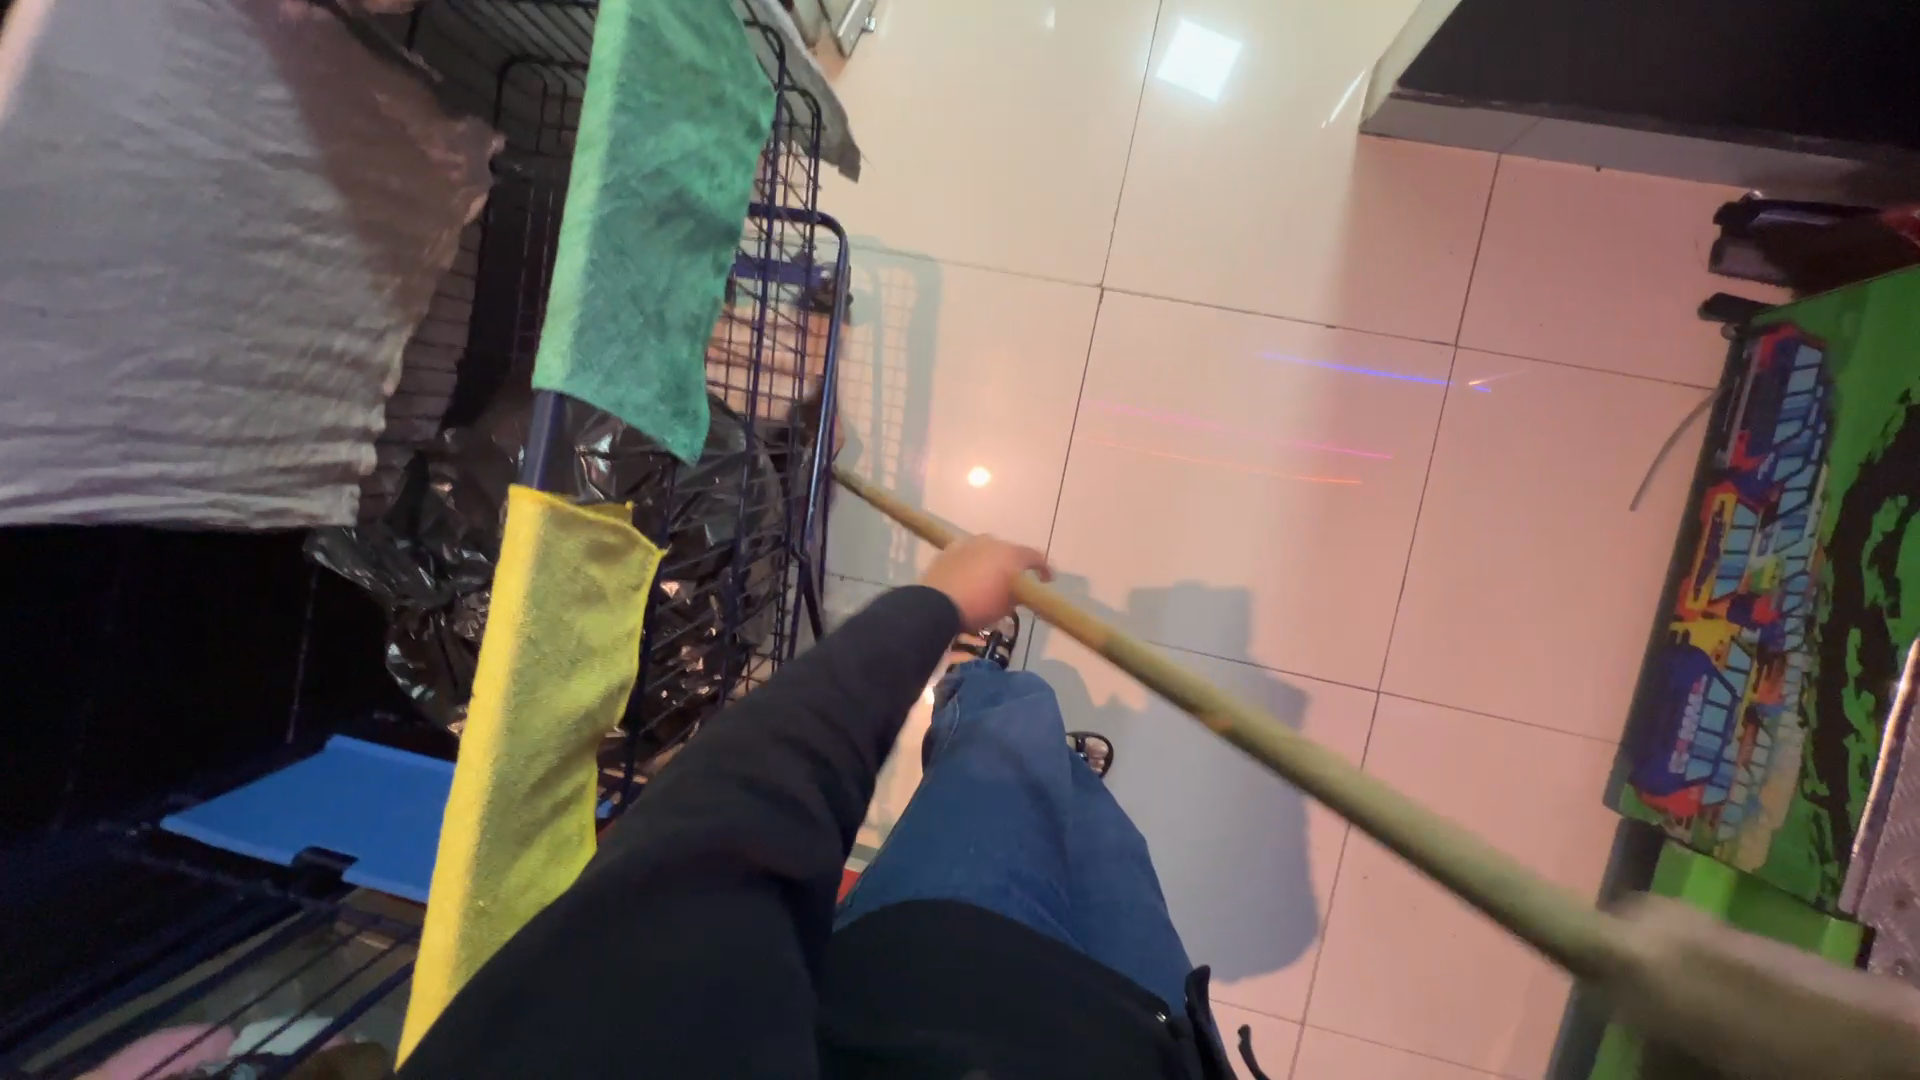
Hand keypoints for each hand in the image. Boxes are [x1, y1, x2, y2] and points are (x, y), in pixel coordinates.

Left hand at [919, 535, 1051, 628]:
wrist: (936, 604)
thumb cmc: (979, 606)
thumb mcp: (1006, 606)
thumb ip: (1016, 595)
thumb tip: (1016, 592)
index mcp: (1010, 554)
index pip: (1035, 556)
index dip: (1044, 568)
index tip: (1048, 579)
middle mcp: (991, 542)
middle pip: (1009, 551)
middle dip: (1014, 564)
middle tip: (1015, 580)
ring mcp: (967, 544)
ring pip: (987, 550)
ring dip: (992, 561)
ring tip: (990, 577)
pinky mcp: (948, 550)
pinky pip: (968, 554)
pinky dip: (972, 563)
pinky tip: (970, 576)